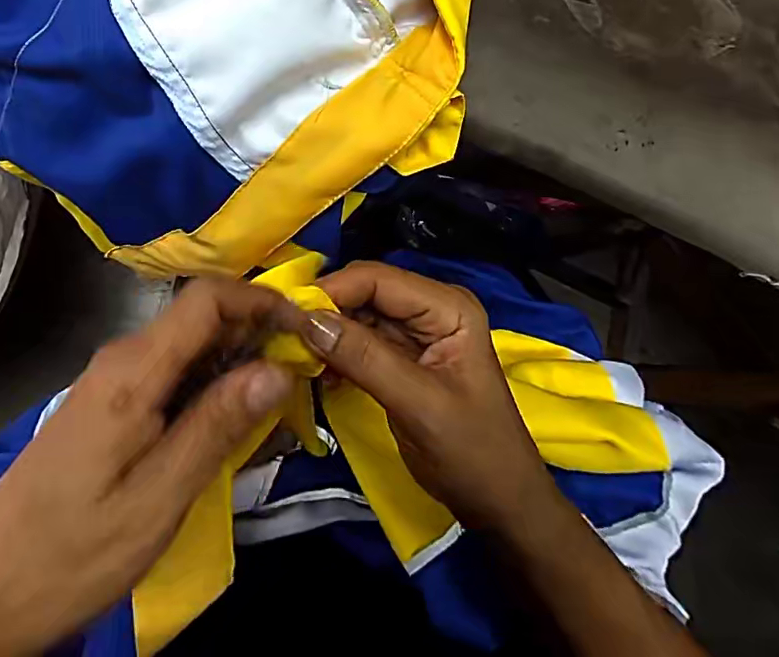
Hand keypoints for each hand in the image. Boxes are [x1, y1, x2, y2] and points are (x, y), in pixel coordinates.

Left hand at [0, 279, 295, 656]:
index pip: (208, 297)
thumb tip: (280, 366)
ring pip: (194, 344)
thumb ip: (219, 424)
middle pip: (204, 316)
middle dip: (259, 332)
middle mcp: (123, 360)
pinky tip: (230, 419)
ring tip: (275, 398)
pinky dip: (214, 382)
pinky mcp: (112, 404)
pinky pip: (176, 371)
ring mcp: (114, 381)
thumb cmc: (71, 555)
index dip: (263, 300)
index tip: (305, 328)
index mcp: (133, 371)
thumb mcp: (158, 497)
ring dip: (240, 360)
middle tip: (301, 370)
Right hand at [302, 262, 708, 656]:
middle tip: (279, 339)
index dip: (332, 290)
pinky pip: (363, 343)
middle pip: (367, 293)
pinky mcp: (405, 359)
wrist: (500, 499)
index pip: (379, 279)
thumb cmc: (472, 451)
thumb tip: (308, 320)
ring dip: (327, 335)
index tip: (284, 316)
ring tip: (290, 359)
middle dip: (325, 311)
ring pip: (360, 317)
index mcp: (448, 307)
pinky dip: (338, 355)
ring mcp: (419, 333)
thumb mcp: (419, 405)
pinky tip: (316, 375)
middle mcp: (433, 308)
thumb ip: (366, 358)